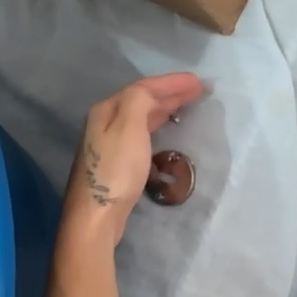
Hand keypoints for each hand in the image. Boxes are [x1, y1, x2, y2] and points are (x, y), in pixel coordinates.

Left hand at [60, 73, 203, 251]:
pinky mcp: (115, 162)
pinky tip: (164, 129)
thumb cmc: (116, 171)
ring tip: (185, 105)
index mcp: (107, 110)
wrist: (97, 215)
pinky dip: (156, 124)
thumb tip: (151, 93)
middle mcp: (104, 122)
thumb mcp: (129, 128)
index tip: (198, 82)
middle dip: (170, 93)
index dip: (171, 83)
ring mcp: (108, 143)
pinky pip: (140, 132)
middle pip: (141, 100)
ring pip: (140, 116)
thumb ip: (140, 102)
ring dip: (163, 108)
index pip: (143, 88)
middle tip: (197, 90)